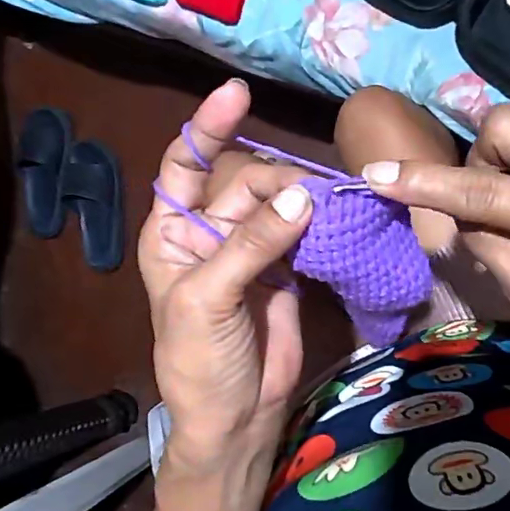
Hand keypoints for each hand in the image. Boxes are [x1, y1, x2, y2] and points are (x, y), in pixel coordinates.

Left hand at [140, 81, 312, 484]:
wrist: (236, 416)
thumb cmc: (199, 360)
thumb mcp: (210, 299)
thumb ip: (251, 245)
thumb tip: (303, 195)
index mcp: (172, 233)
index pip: (184, 166)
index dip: (206, 128)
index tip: (237, 94)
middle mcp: (209, 232)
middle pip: (243, 180)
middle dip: (274, 178)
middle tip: (310, 195)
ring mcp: (250, 248)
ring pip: (278, 202)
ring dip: (302, 196)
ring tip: (330, 202)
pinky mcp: (285, 267)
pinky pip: (302, 230)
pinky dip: (320, 221)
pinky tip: (337, 216)